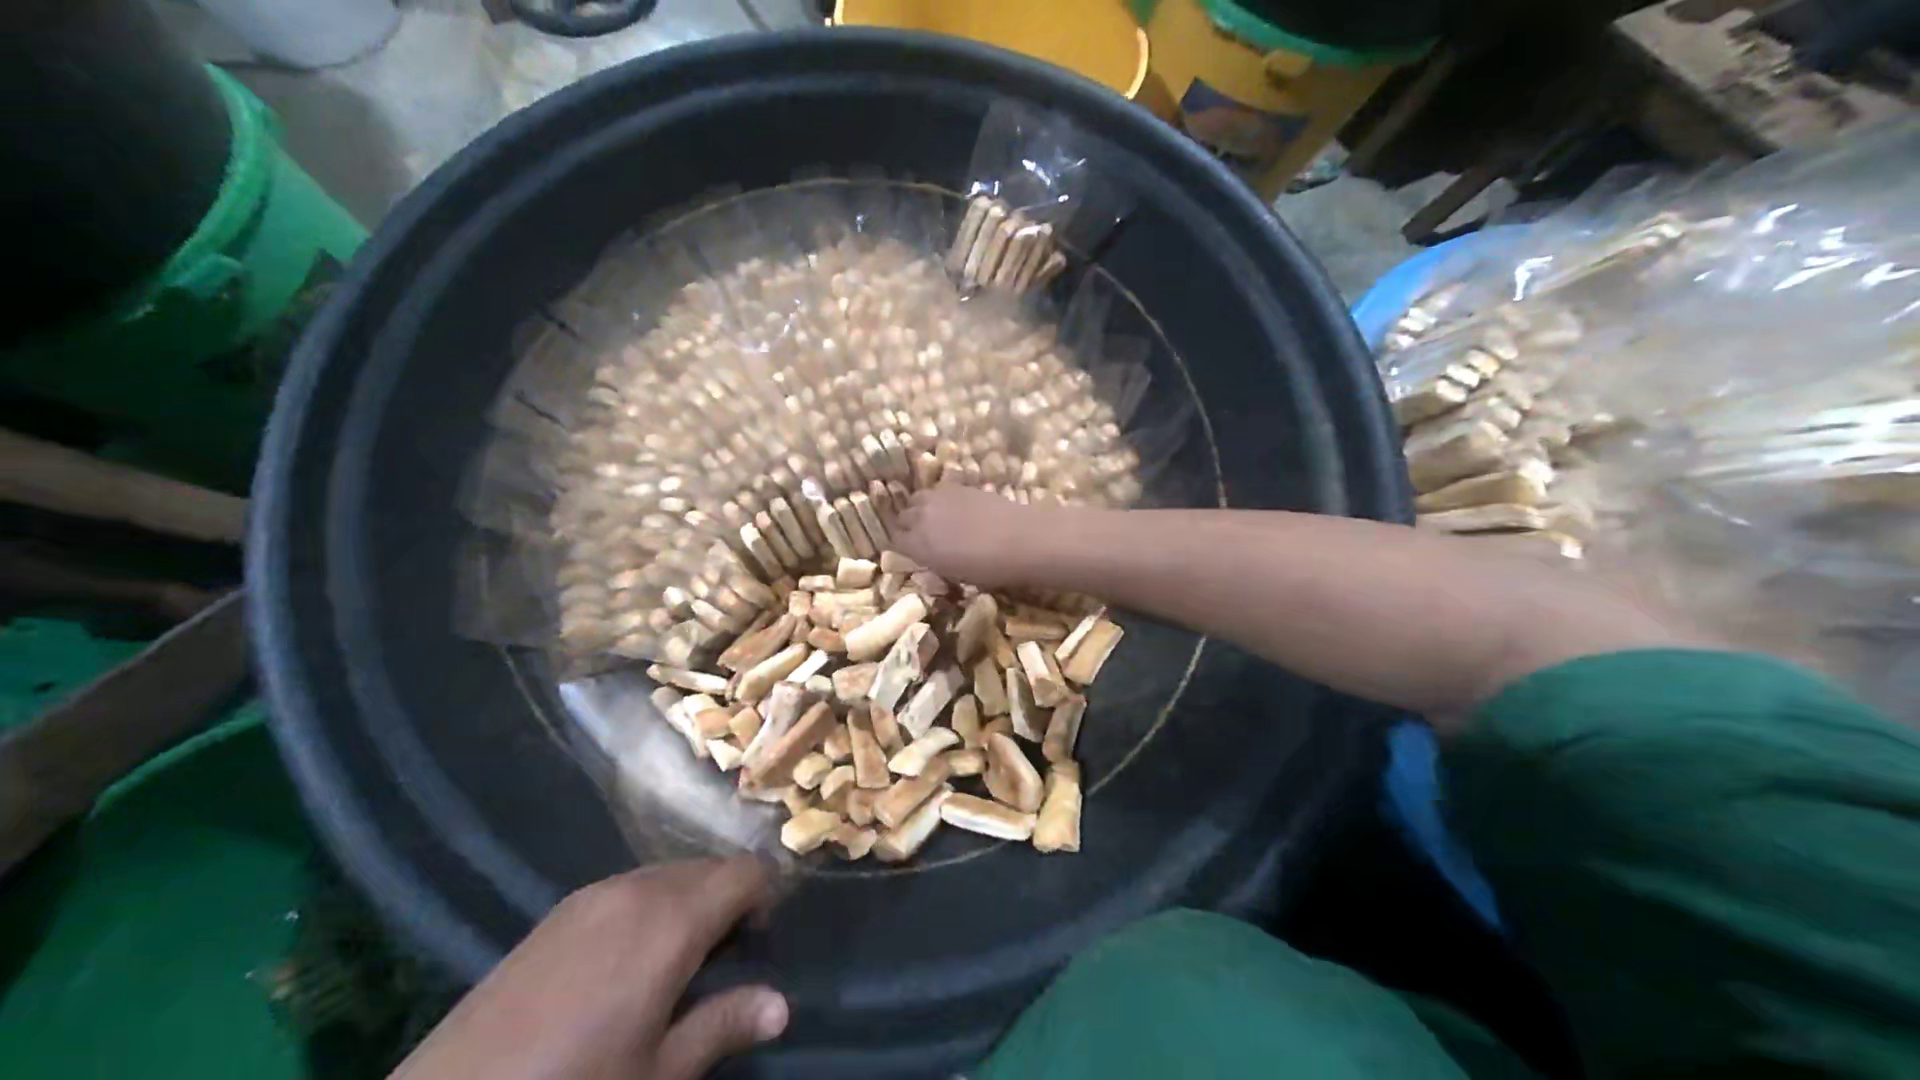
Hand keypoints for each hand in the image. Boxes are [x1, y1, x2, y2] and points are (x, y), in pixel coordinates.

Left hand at [392, 857, 785, 1079]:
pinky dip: (649, 907)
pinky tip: (625, 965)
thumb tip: (781, 1004)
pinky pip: (627, 888)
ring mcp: (591, 895)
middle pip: (707, 868)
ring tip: (677, 965)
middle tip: (725, 960)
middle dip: (728, 900)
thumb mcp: (657, 1076)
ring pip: (667, 875)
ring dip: (688, 902)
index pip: (744, 872)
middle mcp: (636, 889)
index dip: (765, 898)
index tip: (760, 944)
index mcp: (670, 920)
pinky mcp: (557, 913)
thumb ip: (723, 1026)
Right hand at [892, 486, 1050, 588]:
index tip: (912, 552)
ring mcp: (938, 498)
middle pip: (904, 517)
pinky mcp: (957, 486)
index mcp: (917, 545)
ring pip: (917, 499)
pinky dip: (940, 500)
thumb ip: (936, 561)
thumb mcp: (956, 575)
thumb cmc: (990, 569)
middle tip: (925, 536)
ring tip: (936, 519)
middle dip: (910, 526)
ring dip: (921, 509)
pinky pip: (937, 491)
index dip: (903, 547)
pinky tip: (955, 509)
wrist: (1021, 540)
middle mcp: (921, 517)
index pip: (895, 542)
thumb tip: (930, 555)